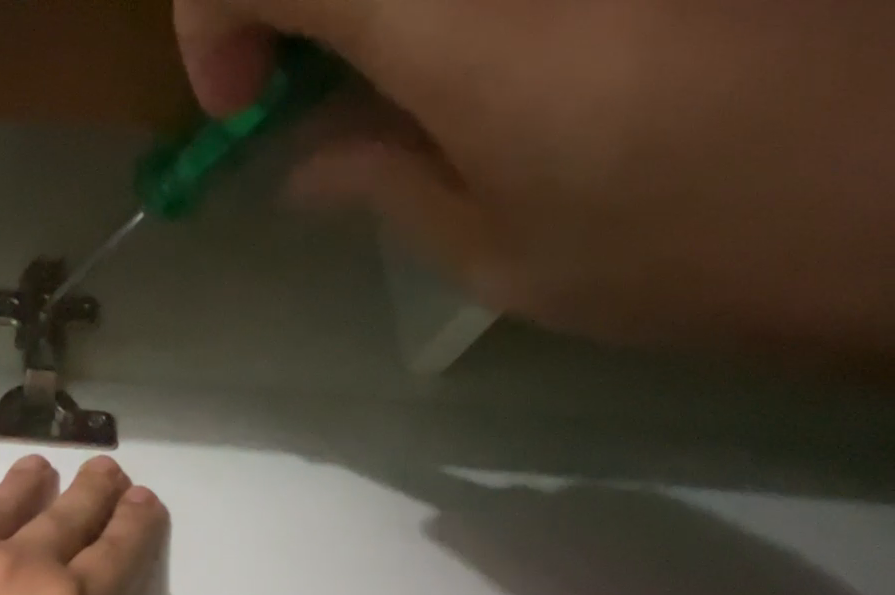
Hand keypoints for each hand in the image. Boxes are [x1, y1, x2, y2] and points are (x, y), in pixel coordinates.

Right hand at [174, 0, 894, 353]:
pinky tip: (488, 47)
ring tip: (398, 71)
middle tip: (309, 75)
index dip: (211, 24)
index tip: (239, 105)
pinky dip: (453, 17)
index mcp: (447, 17)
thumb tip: (306, 160)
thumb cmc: (698, 245)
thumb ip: (382, 183)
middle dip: (284, 4)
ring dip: (372, 11)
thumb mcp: (500, 254)